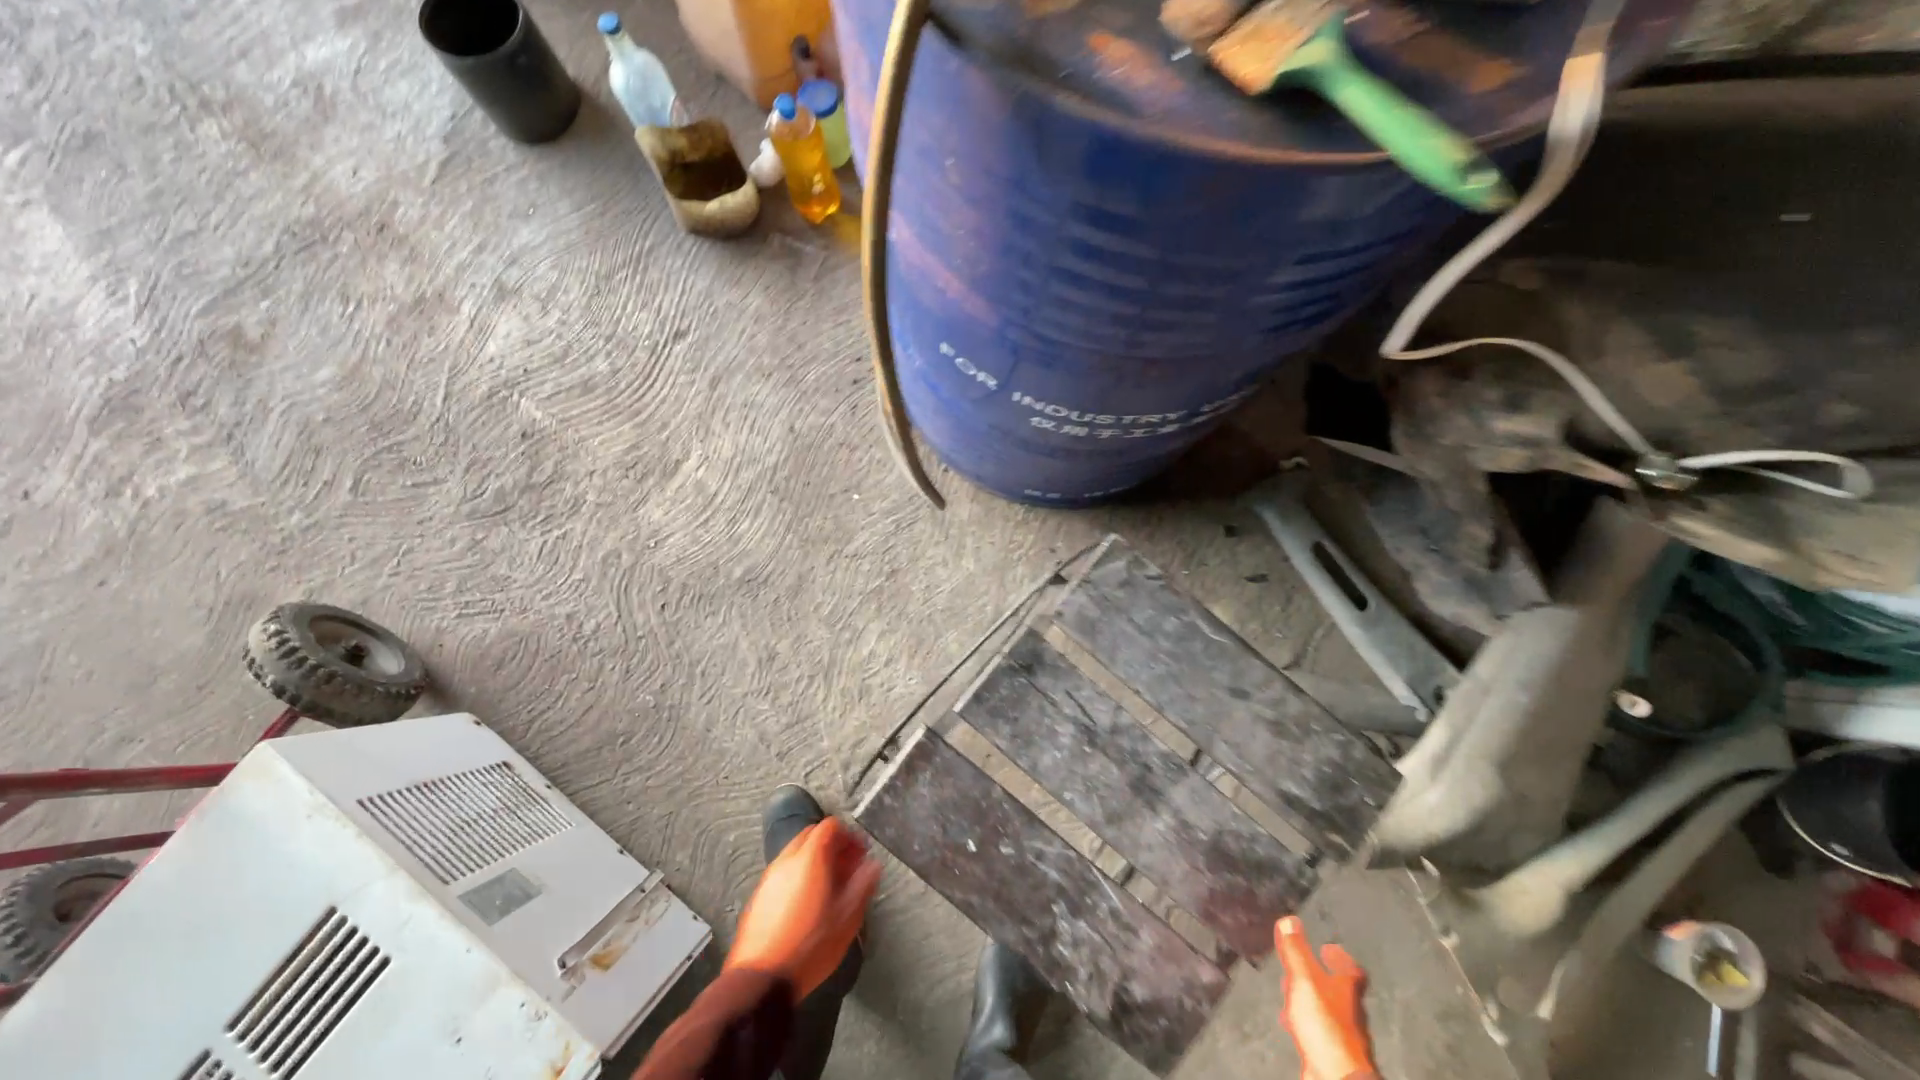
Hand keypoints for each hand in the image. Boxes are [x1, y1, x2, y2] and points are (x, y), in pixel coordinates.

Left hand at [725, 817, 881, 999]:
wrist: (762, 978)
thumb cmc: (811, 946)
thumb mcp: (848, 918)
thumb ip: (863, 885)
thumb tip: (872, 865)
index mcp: (810, 859)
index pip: (830, 826)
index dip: (850, 835)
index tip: (861, 855)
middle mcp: (786, 860)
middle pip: (811, 834)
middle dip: (832, 844)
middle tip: (849, 868)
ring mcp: (769, 877)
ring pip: (796, 853)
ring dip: (816, 859)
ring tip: (831, 887)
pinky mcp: (759, 895)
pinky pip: (784, 872)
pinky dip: (800, 874)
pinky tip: (810, 902)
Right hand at [1275, 916, 1376, 1079]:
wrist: (1335, 1074)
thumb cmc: (1323, 1023)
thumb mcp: (1305, 981)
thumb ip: (1296, 952)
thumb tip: (1289, 919)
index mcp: (1348, 989)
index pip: (1350, 968)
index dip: (1339, 957)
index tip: (1328, 947)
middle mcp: (1349, 1009)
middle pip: (1338, 988)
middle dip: (1321, 976)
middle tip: (1304, 967)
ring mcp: (1341, 1033)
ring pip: (1325, 1008)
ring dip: (1310, 998)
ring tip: (1291, 991)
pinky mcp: (1330, 1051)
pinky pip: (1317, 1029)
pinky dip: (1304, 1021)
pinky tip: (1291, 1022)